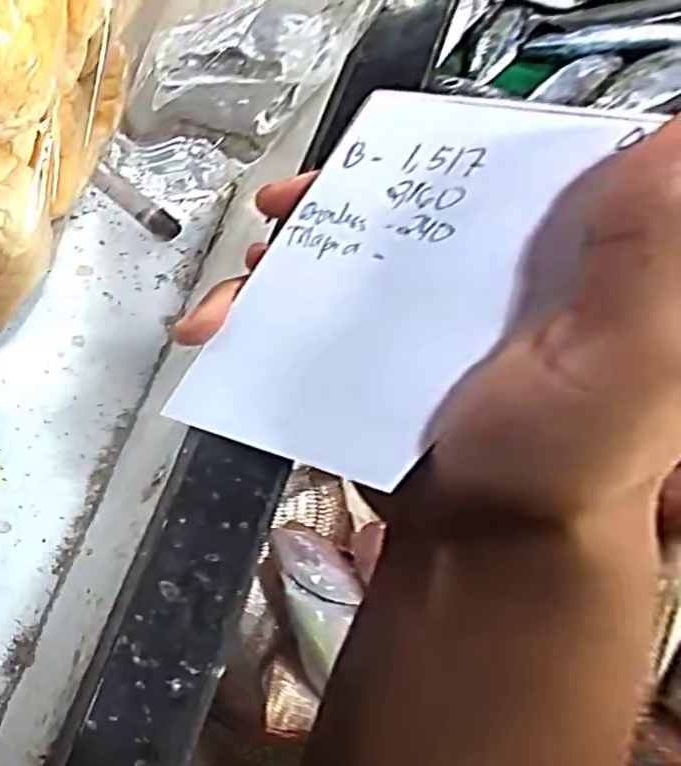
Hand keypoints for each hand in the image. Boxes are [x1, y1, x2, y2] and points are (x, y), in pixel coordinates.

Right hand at [174, 128, 680, 533]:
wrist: (475, 530)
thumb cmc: (563, 455)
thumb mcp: (632, 349)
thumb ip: (644, 252)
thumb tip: (651, 139)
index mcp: (552, 261)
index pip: (492, 180)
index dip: (431, 157)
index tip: (370, 158)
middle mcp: (473, 284)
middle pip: (390, 221)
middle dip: (324, 211)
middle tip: (280, 212)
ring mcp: (405, 328)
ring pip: (330, 276)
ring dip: (269, 277)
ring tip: (228, 299)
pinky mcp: (354, 364)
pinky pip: (298, 332)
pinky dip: (251, 329)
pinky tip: (223, 336)